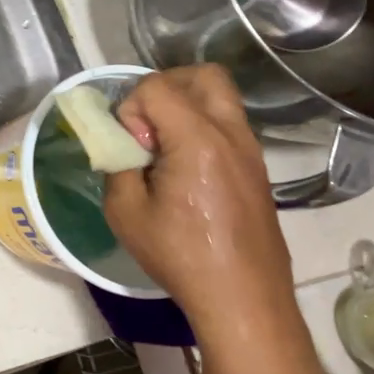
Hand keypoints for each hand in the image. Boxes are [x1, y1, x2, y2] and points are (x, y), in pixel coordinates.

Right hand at [102, 66, 293, 327]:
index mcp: (199, 141)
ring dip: (183, 109)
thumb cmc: (180, 254)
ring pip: (218, 99)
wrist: (242, 297)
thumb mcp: (125, 210)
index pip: (157, 86)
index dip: (132, 108)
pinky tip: (181, 169)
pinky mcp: (256, 169)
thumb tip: (122, 147)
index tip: (131, 146)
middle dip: (164, 88)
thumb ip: (117, 164)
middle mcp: (231, 135)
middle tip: (146, 125)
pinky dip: (199, 130)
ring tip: (162, 150)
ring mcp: (250, 151)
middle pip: (201, 76)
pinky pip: (226, 126)